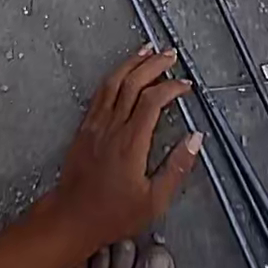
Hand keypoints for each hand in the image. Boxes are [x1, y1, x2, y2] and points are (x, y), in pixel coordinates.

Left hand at [43, 45, 202, 247]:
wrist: (72, 217)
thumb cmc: (113, 214)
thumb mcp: (154, 201)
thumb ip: (177, 168)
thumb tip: (195, 139)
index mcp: (131, 142)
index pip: (153, 101)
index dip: (171, 87)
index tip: (185, 85)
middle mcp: (112, 126)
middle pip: (133, 83)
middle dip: (154, 64)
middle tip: (170, 55)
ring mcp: (96, 122)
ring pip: (114, 81)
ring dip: (133, 62)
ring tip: (148, 50)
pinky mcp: (86, 124)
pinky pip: (100, 91)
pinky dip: (114, 74)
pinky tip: (122, 69)